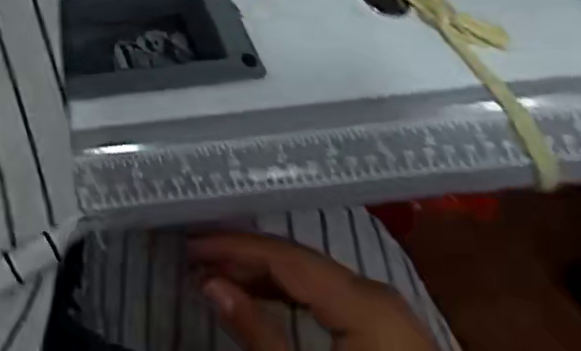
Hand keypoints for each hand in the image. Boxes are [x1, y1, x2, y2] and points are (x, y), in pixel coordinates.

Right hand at [189, 233, 439, 350]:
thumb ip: (259, 332)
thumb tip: (208, 283)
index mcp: (363, 300)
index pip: (283, 255)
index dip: (233, 247)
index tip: (191, 247)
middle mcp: (376, 292)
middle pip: (297, 259)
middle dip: (244, 257)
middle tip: (198, 259)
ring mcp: (387, 310)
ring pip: (312, 274)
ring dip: (264, 274)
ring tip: (221, 276)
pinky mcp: (389, 329)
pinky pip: (330, 294)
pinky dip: (292, 292)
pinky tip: (263, 296)